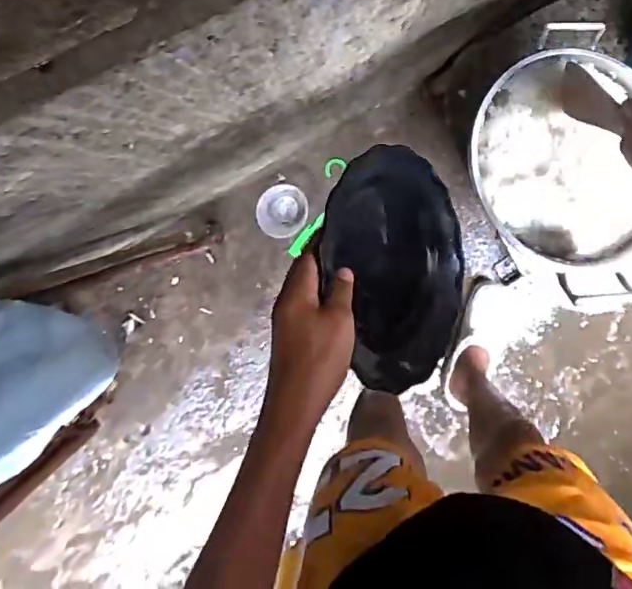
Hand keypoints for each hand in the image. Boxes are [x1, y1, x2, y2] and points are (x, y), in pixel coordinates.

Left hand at [263, 252, 355, 435]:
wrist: (294, 405)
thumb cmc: (319, 358)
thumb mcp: (339, 321)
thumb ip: (341, 291)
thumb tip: (342, 270)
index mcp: (295, 292)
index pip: (307, 255)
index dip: (320, 240)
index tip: (337, 227)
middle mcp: (285, 301)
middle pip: (302, 271)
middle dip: (320, 257)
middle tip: (346, 247)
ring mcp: (285, 320)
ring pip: (302, 289)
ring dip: (319, 278)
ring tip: (345, 271)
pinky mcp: (289, 335)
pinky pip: (303, 304)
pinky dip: (317, 296)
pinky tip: (334, 301)